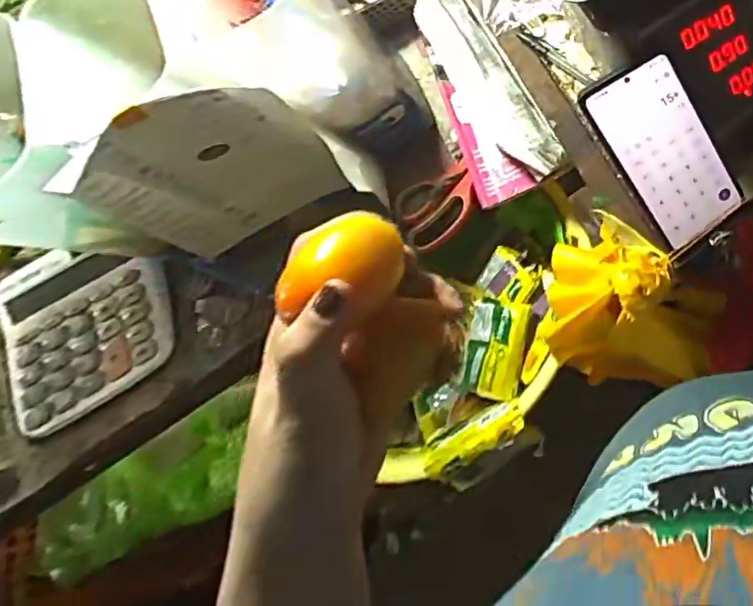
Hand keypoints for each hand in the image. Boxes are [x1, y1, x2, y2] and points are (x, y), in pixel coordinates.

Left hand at [239, 254, 461, 507]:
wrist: (316, 515)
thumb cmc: (295, 448)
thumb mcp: (298, 389)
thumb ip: (315, 335)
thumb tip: (341, 283)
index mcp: (302, 317)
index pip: (319, 256)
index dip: (352, 237)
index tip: (393, 242)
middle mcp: (335, 322)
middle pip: (377, 274)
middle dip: (412, 274)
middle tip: (440, 292)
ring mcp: (365, 346)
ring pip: (404, 303)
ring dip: (434, 302)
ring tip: (457, 319)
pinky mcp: (389, 369)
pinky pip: (419, 337)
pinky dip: (439, 337)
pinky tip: (449, 352)